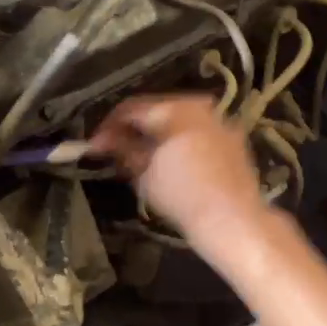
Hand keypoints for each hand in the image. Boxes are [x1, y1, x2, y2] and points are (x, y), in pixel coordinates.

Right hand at [90, 95, 268, 248]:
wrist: (232, 219)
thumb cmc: (182, 196)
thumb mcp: (144, 174)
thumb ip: (123, 149)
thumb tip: (104, 140)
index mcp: (174, 109)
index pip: (130, 109)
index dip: (108, 127)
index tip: (95, 145)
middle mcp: (199, 107)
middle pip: (155, 110)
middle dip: (133, 129)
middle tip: (115, 150)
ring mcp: (219, 121)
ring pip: (177, 120)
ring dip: (156, 134)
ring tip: (141, 157)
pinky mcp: (232, 139)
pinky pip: (196, 132)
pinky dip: (178, 141)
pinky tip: (169, 162)